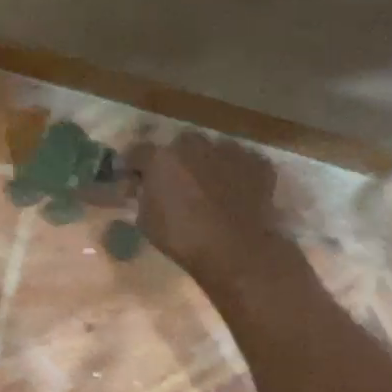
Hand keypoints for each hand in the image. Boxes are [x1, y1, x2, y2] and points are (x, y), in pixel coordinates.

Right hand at [127, 133, 299, 288]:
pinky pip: (242, 160)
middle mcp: (194, 146)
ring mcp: (229, 151)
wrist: (235, 248)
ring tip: (208, 183)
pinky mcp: (258, 163)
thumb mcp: (145, 220)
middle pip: (179, 143)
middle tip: (175, 180)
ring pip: (213, 148)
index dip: (133, 165)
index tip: (133, 178)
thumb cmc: (181, 237)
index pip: (137, 151)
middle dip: (174, 158)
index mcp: (161, 159)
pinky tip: (235, 188)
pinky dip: (236, 170)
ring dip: (206, 160)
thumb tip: (142, 188)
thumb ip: (142, 196)